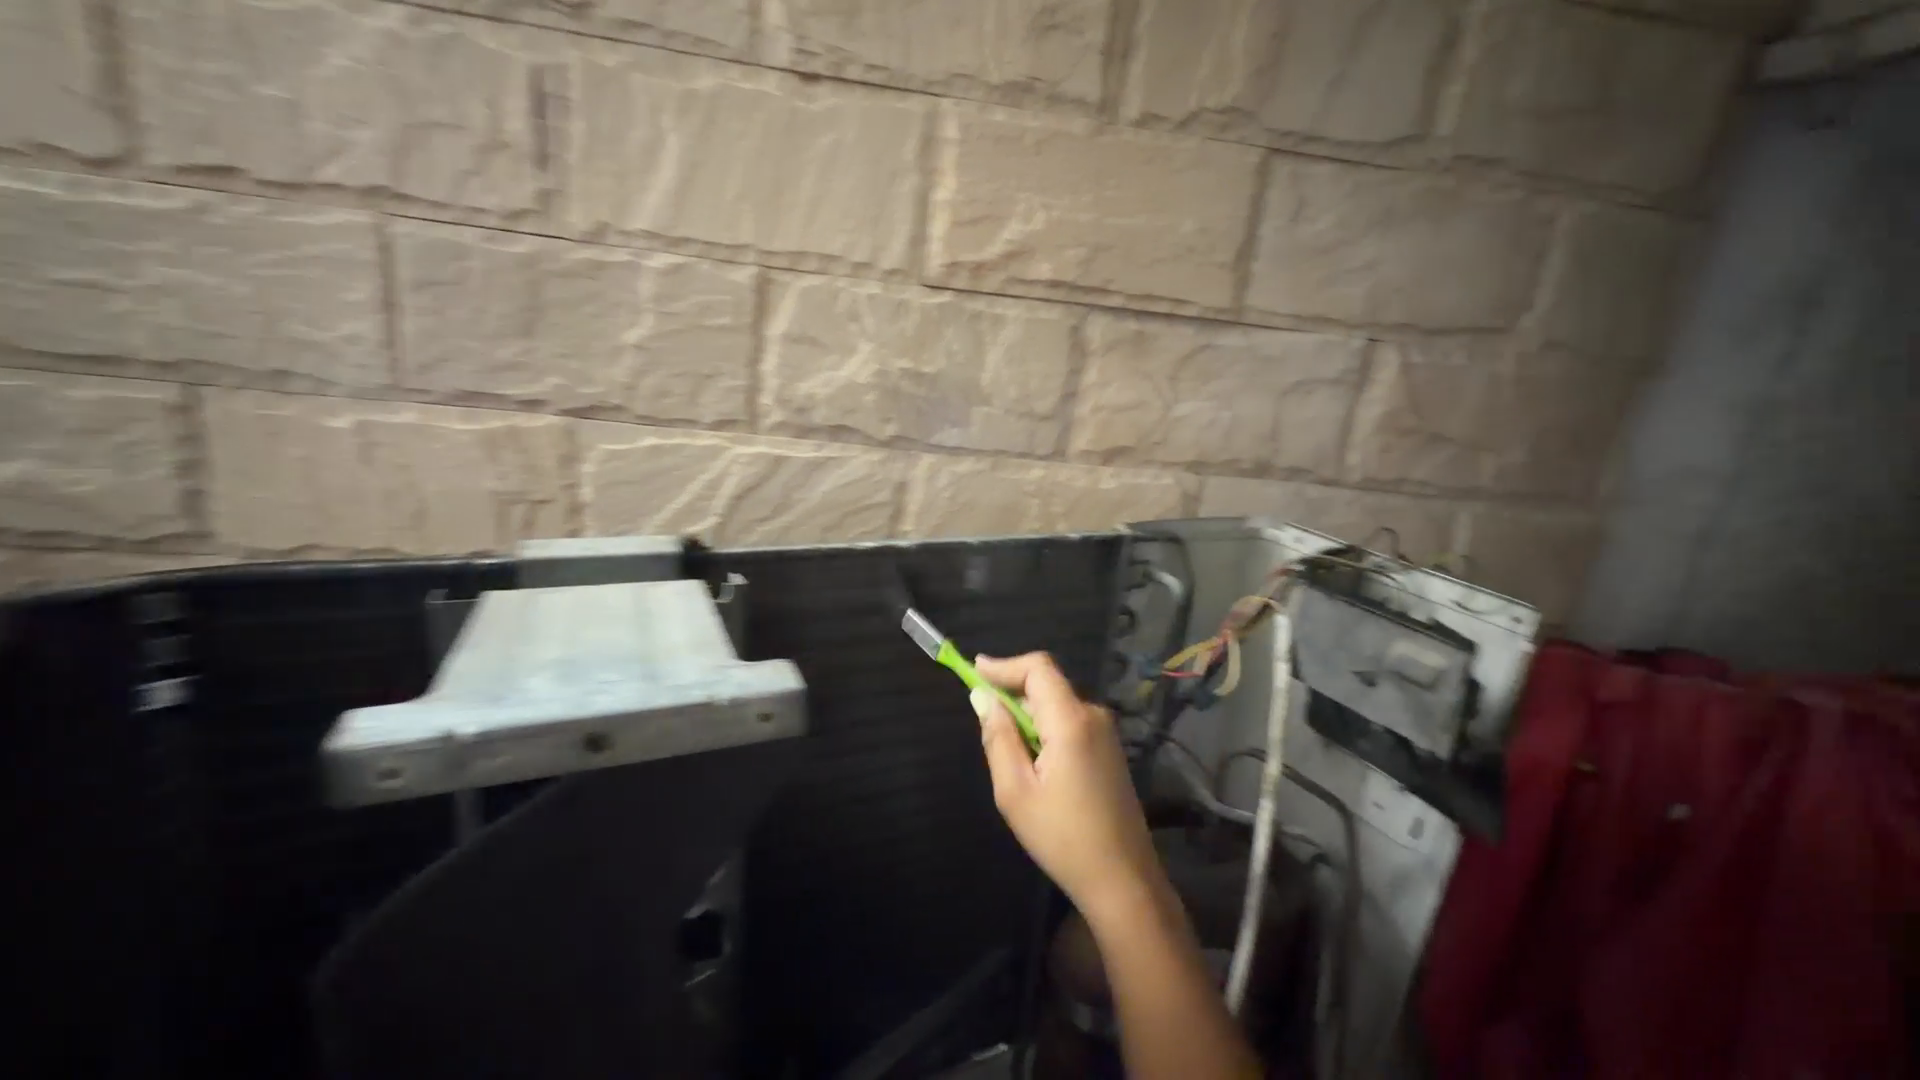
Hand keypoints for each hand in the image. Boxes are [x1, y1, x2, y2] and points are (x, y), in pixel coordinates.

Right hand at [970, 653, 1168, 922]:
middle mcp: (1094, 716)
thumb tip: (982, 697)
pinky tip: (1036, 768)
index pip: (1038, 667)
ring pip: (1057, 706)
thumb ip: (998, 737)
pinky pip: (1070, 724)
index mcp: (1071, 721)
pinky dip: (1045, 731)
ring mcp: (1106, 734)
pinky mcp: (1110, 751)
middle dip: (1012, 693)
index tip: (973, 671)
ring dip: (1028, 717)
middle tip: (985, 725)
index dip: (1004, 665)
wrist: (1123, 879)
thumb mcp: (1015, 791)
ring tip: (1011, 759)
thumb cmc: (1062, 837)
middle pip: (1047, 685)